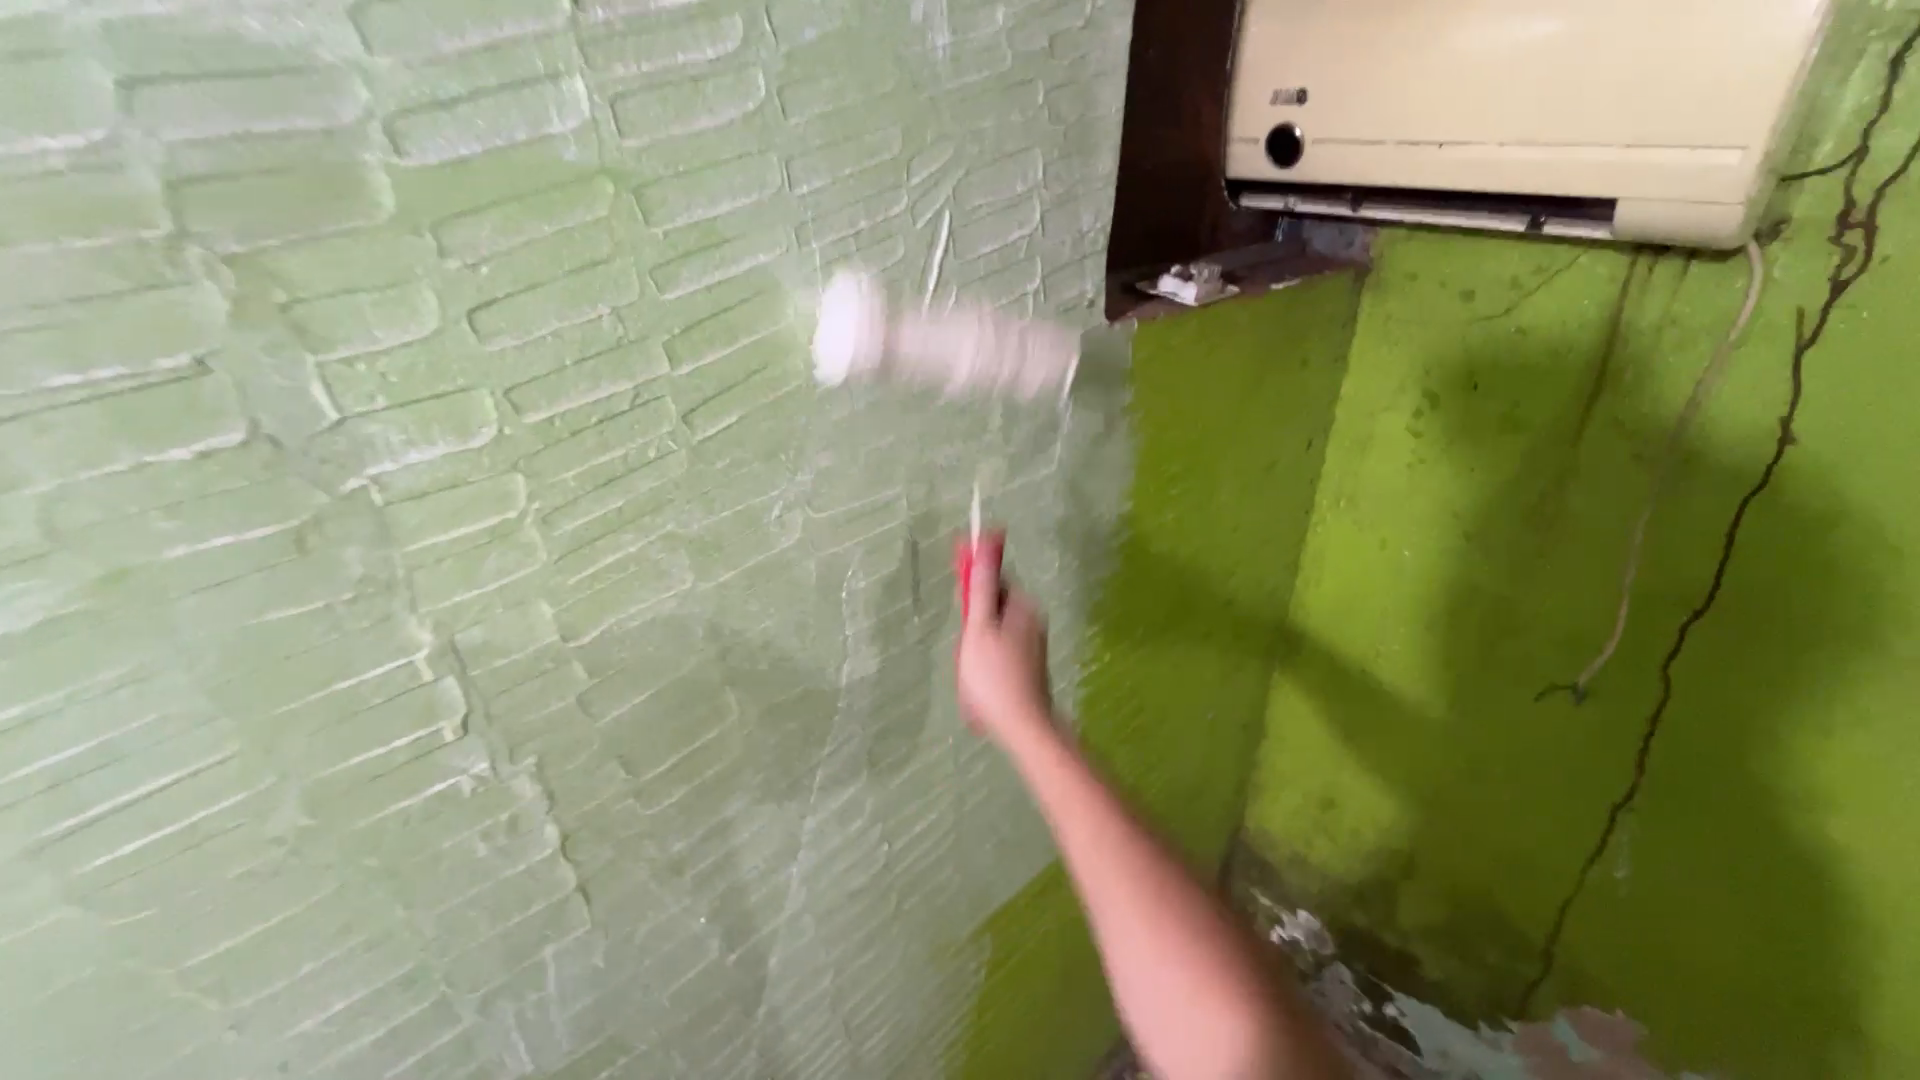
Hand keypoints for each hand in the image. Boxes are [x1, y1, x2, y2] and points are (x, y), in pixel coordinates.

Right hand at [955, 532, 1052, 742]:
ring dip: (974, 653)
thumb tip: (990, 535)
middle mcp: (1031, 621)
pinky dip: (984, 669)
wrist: (1022, 727)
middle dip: (971, 629)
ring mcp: (1031, 646)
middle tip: (964, 652)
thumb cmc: (993, 675)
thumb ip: (981, 583)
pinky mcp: (1028, 668)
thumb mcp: (979, 625)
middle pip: (990, 610)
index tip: (959, 599)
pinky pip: (998, 657)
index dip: (972, 584)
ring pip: (991, 637)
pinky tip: (979, 690)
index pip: (993, 579)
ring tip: (970, 675)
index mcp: (1022, 606)